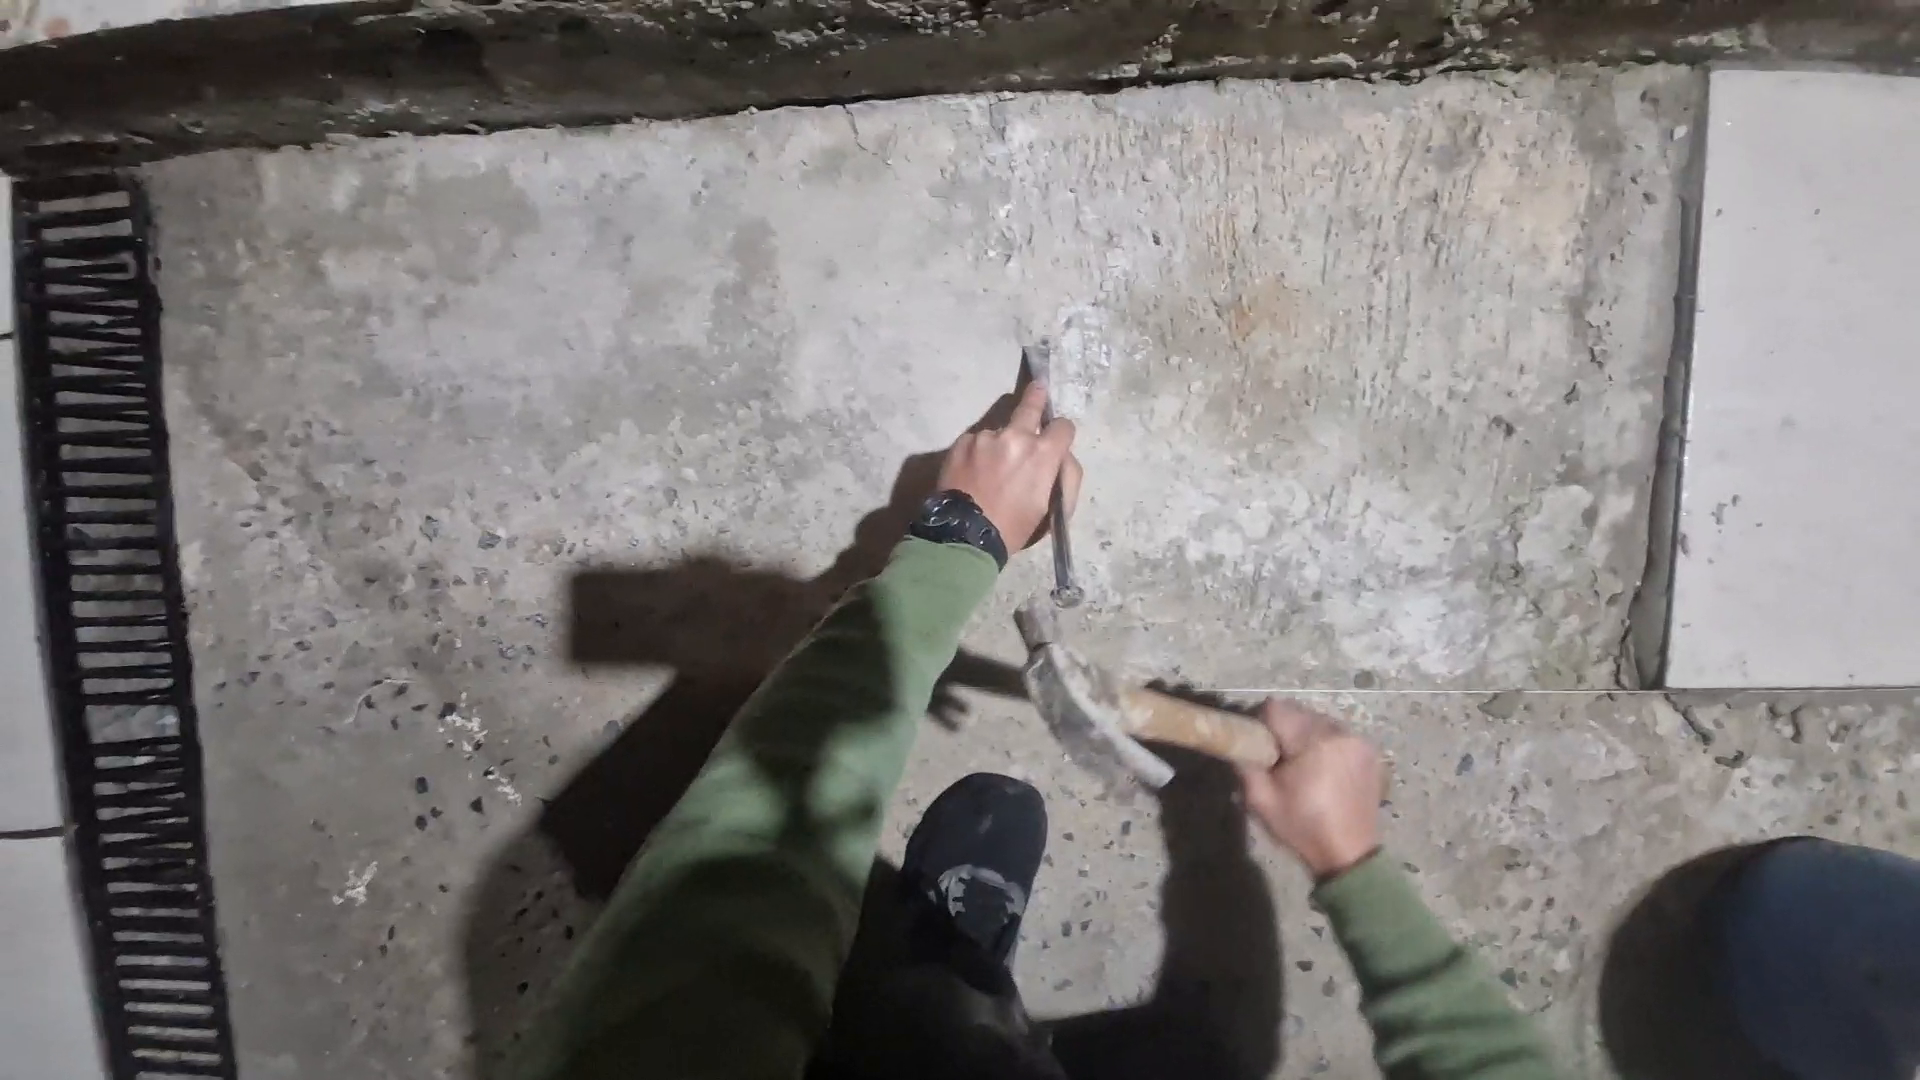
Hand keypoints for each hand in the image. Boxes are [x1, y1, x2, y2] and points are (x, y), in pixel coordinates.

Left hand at [936, 382, 1082, 549]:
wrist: (964, 536)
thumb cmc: (1014, 528)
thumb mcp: (1051, 509)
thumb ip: (1062, 476)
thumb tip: (1060, 455)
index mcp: (1043, 453)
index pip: (1063, 426)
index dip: (1061, 433)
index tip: (1056, 437)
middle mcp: (1015, 436)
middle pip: (1030, 404)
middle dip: (1037, 396)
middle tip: (1038, 387)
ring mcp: (985, 437)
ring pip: (999, 431)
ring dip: (1000, 443)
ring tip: (991, 469)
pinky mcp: (962, 443)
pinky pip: (976, 442)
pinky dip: (978, 453)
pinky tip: (973, 473)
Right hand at [1238, 700, 1385, 879]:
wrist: (1349, 857)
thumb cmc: (1302, 827)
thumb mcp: (1259, 798)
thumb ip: (1243, 761)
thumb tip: (1235, 739)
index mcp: (1315, 741)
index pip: (1275, 708)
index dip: (1260, 724)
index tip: (1258, 747)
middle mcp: (1341, 733)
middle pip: (1297, 712)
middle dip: (1283, 730)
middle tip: (1277, 760)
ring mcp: (1360, 742)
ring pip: (1317, 721)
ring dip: (1304, 736)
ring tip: (1300, 766)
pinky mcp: (1371, 753)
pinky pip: (1336, 735)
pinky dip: (1324, 745)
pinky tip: (1322, 770)